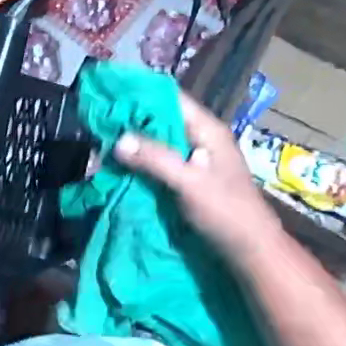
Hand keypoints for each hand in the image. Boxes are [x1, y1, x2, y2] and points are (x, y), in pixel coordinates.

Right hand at [113, 91, 283, 253]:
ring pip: (155, 142)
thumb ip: (155, 159)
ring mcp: (192, 160)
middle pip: (159, 119)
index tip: (108, 94)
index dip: (140, 94)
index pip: (169, 98)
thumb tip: (117, 140)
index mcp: (206, 131)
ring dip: (131, 143)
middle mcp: (199, 140)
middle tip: (96, 121)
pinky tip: (115, 166)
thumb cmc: (226, 213)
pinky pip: (155, 163)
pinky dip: (137, 163)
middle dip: (129, 120)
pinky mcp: (185, 180)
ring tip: (99, 142)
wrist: (249, 252)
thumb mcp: (189, 183)